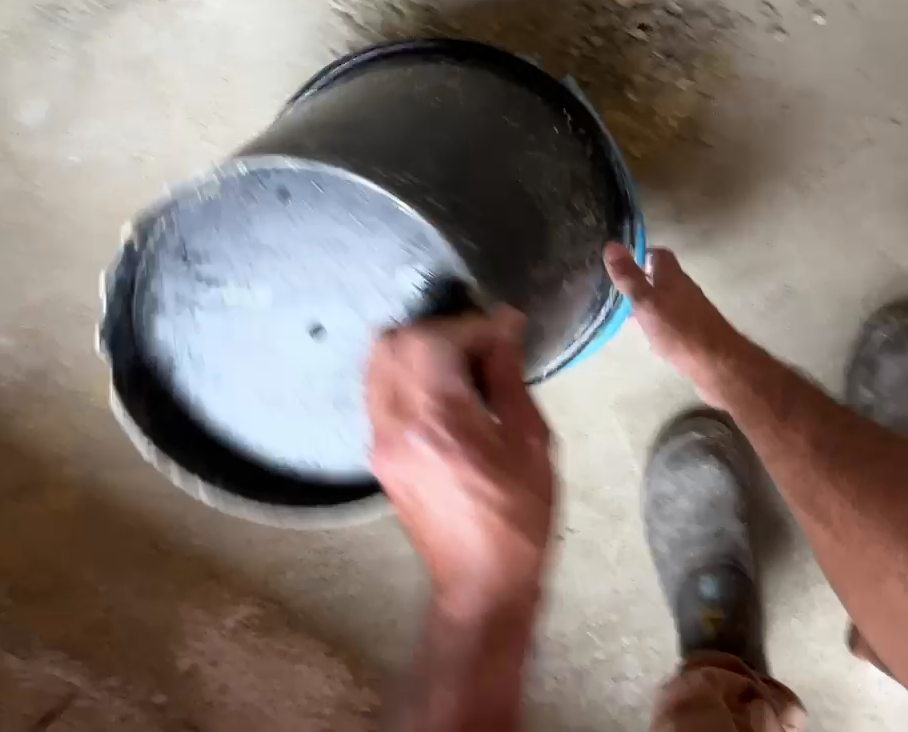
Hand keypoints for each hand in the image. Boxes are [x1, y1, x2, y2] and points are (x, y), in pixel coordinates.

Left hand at [365, 309, 554, 617]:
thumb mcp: (530, 440)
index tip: (507, 331)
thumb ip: (509, 378)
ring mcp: (378, 440)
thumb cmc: (519, 512)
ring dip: (420, 347)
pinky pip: (380, 389)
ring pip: (379, 361)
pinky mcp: (377, 454)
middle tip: (483, 344)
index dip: (474, 325)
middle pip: (395, 342)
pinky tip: (446, 386)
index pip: (435, 339)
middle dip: (442, 329)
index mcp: (438, 420)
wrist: (479, 581)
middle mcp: (395, 424)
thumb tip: (504, 331)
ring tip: (464, 362)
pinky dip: (408, 371)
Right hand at [604, 243, 750, 402]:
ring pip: (667, 300)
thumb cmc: (679, 330)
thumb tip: (611, 244)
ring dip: (649, 303)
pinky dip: (658, 323)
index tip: (622, 261)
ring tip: (626, 314)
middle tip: (619, 289)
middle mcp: (685, 290)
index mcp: (674, 278)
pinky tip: (648, 337)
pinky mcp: (695, 332)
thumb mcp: (647, 302)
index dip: (642, 254)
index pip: (660, 255)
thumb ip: (629, 277)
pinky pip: (672, 321)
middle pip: (663, 277)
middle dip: (643, 280)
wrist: (716, 363)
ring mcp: (692, 312)